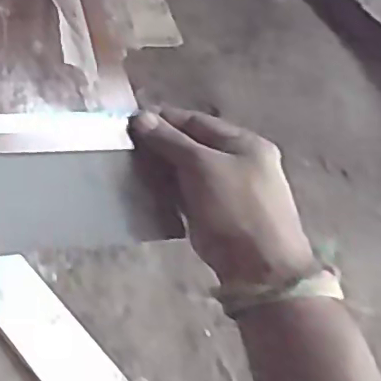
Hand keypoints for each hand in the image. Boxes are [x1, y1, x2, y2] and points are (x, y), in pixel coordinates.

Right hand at [130, 108, 316, 287]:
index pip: (195, 121)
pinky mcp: (208, 206)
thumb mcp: (202, 165)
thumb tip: (140, 117)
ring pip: (181, 166)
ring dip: (156, 164)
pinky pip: (180, 187)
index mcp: (243, 143)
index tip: (128, 122)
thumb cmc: (235, 206)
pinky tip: (141, 184)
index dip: (162, 119)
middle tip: (123, 144)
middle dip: (156, 142)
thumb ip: (169, 140)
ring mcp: (222, 185)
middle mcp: (235, 160)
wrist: (256, 263)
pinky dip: (161, 184)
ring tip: (127, 163)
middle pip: (187, 142)